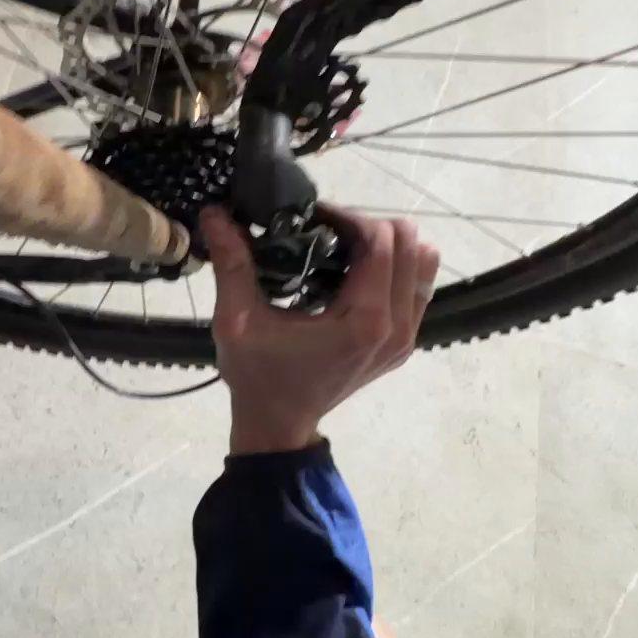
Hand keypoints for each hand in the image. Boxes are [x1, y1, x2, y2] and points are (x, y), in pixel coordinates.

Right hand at [202, 206, 440, 454]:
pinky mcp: (404, 345)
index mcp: (363, 321)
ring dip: (389, 247)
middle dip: (369, 228)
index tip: (314, 219)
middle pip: (411, 245)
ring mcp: (406, 338)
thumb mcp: (237, 322)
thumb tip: (214, 213)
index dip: (349, 218)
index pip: (382, 241)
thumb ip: (232, 265)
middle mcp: (396, 328)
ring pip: (424, 264)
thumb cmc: (256, 377)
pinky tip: (357, 277)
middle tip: (328, 234)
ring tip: (347, 253)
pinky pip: (418, 289)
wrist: (278, 425)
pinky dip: (395, 271)